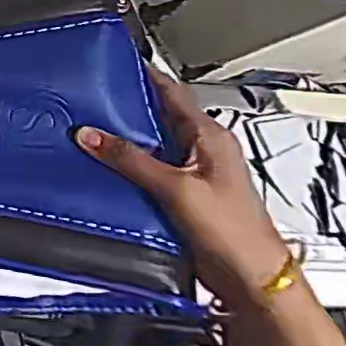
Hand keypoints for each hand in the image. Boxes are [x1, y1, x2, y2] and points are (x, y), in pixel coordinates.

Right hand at [76, 68, 292, 308]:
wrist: (252, 283)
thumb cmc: (236, 234)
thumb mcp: (176, 188)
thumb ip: (130, 160)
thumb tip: (93, 135)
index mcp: (210, 136)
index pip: (172, 91)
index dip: (146, 75)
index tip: (119, 62)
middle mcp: (203, 150)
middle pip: (159, 117)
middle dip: (128, 109)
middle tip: (95, 98)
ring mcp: (193, 174)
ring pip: (153, 145)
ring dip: (127, 141)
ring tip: (95, 132)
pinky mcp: (184, 196)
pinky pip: (150, 170)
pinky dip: (129, 166)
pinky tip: (109, 170)